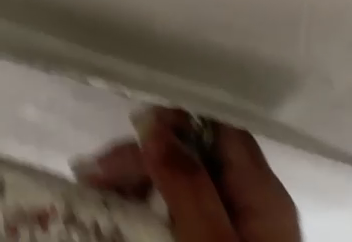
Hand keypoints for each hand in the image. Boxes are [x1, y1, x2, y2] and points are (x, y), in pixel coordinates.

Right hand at [72, 108, 300, 241]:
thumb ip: (185, 181)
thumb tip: (152, 120)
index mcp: (261, 197)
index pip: (218, 129)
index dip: (173, 122)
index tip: (126, 136)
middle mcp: (251, 207)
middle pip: (192, 155)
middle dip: (140, 158)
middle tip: (90, 177)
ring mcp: (232, 234)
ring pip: (179, 185)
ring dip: (134, 183)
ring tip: (91, 195)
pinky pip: (175, 217)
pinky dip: (142, 211)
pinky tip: (114, 216)